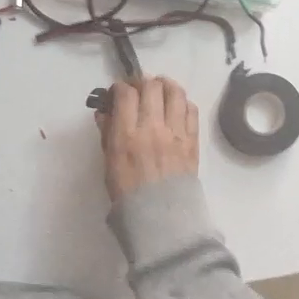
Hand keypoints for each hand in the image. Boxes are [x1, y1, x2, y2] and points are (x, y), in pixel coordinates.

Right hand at [98, 75, 198, 201]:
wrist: (161, 216)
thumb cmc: (128, 193)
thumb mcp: (110, 163)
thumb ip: (108, 133)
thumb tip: (105, 112)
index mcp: (127, 136)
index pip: (126, 94)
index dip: (121, 87)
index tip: (119, 92)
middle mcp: (153, 128)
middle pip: (151, 87)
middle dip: (143, 82)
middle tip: (139, 89)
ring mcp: (176, 133)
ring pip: (175, 92)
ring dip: (165, 85)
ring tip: (160, 89)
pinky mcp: (193, 140)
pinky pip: (191, 109)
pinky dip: (183, 102)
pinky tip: (176, 108)